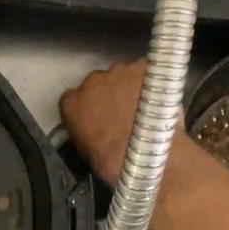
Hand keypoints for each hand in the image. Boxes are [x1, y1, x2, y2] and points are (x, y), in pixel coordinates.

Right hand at [59, 60, 177, 185]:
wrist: (146, 152)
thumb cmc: (113, 161)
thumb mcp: (86, 150)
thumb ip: (83, 131)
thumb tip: (90, 128)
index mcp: (72, 103)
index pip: (72, 98)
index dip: (86, 106)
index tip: (95, 116)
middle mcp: (91, 81)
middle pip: (97, 82)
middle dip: (107, 93)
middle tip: (120, 110)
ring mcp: (118, 72)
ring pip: (121, 74)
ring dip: (127, 85)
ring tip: (141, 102)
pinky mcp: (142, 68)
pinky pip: (144, 70)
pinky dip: (148, 80)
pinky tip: (156, 94)